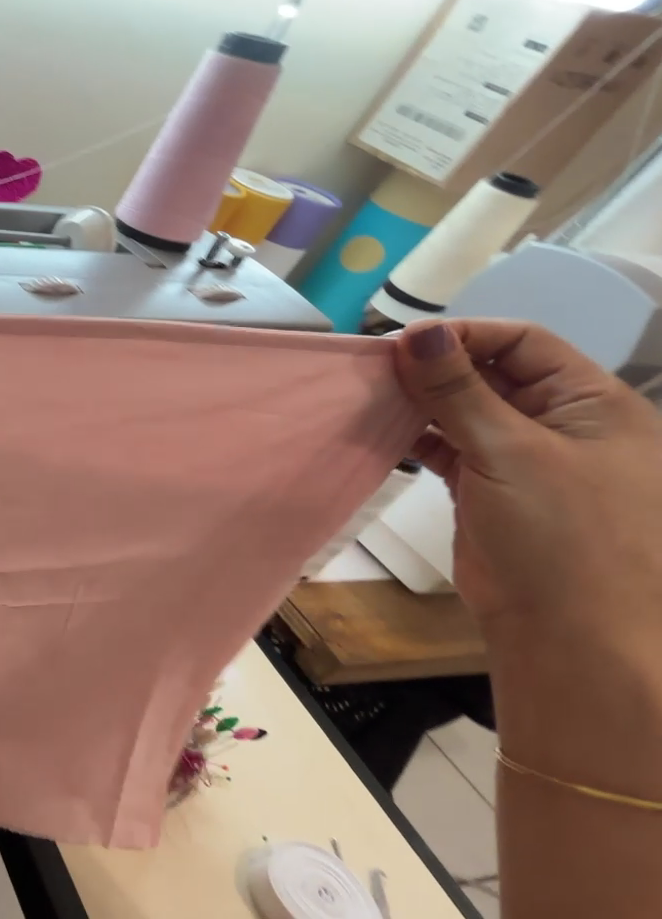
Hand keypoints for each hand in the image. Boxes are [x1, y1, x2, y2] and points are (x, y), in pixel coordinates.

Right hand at [393, 319, 661, 639]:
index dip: (465, 335)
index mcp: (594, 405)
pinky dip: (414, 434)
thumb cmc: (561, 534)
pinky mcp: (489, 485)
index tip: (401, 345)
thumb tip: (417, 333)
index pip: (525, 342)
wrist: (569, 629)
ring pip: (463, 408)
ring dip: (418, 400)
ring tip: (367, 397)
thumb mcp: (509, 452)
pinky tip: (380, 429)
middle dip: (434, 367)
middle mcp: (562, 423)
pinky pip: (447, 443)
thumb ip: (459, 390)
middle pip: (490, 372)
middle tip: (372, 369)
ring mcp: (524, 456)